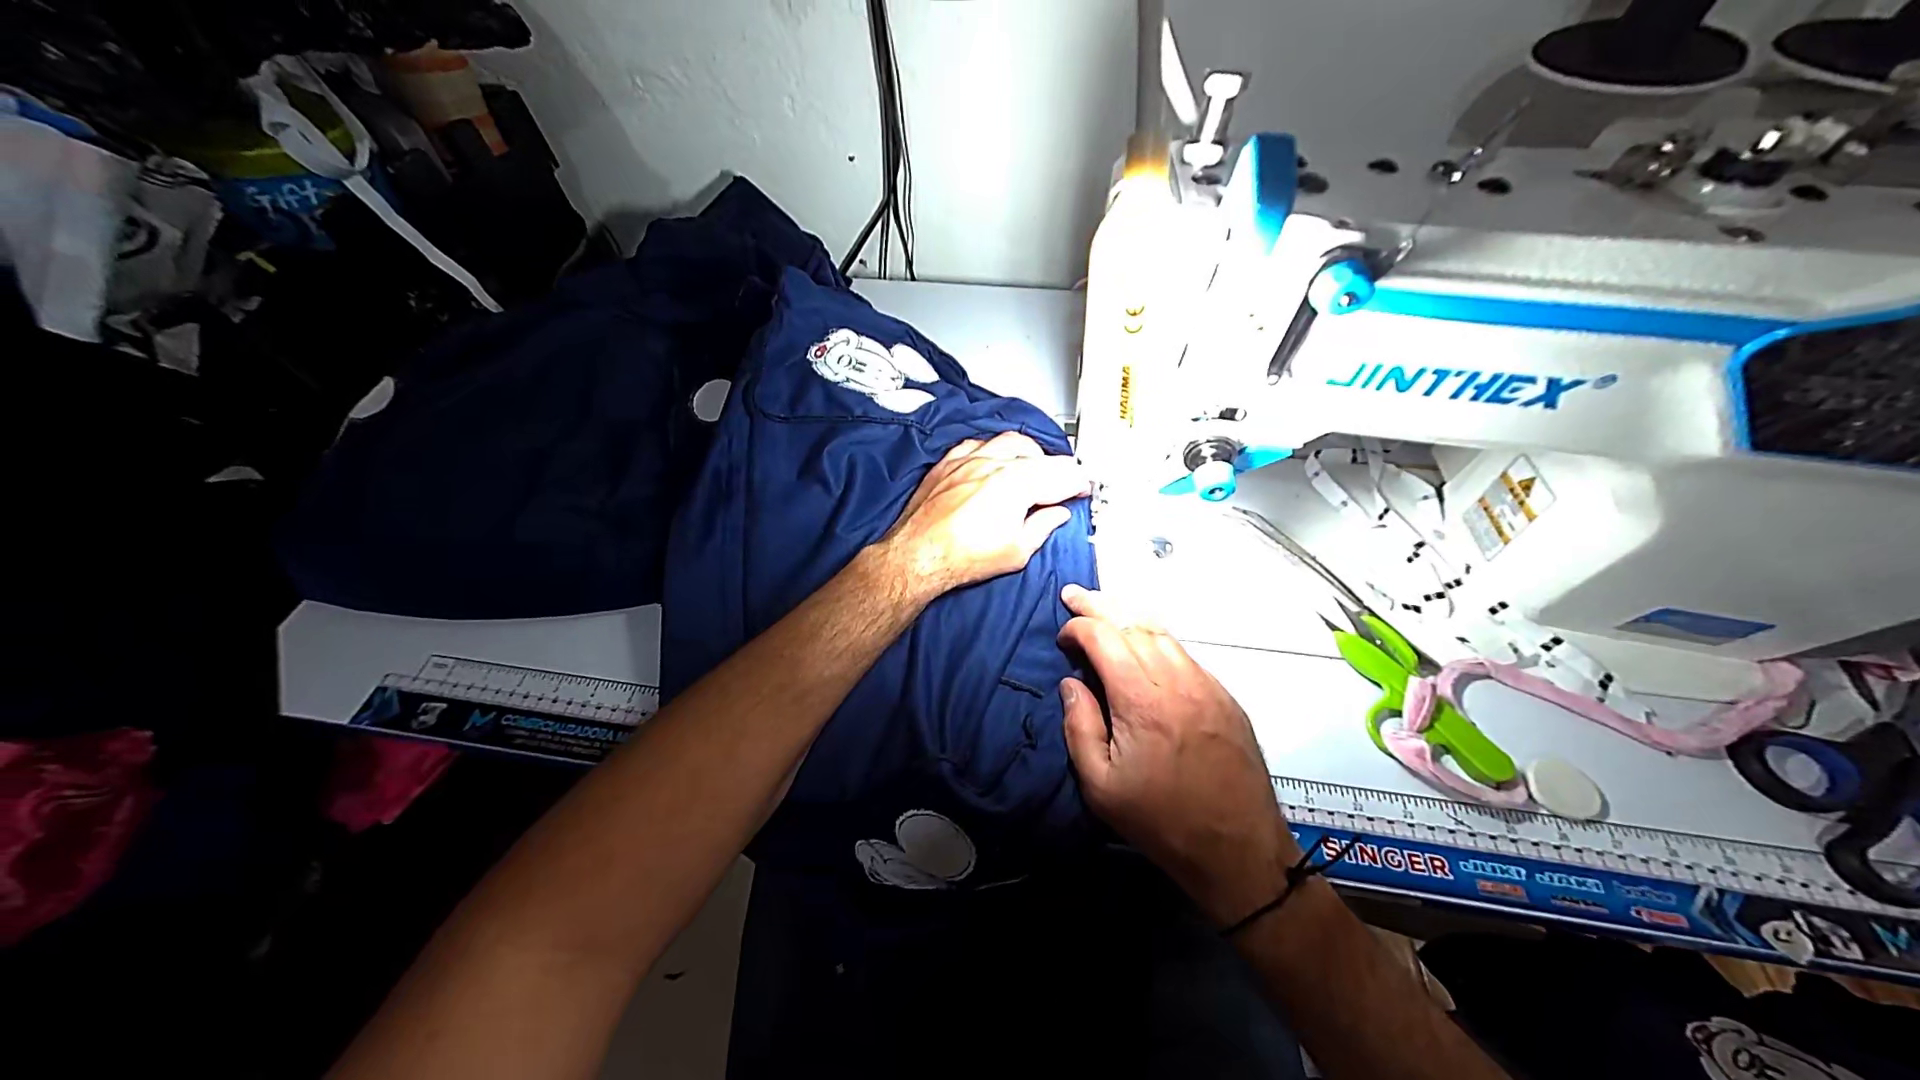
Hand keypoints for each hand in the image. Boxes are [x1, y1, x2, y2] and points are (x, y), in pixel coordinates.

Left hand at [874, 432, 1090, 598]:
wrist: (918, 555)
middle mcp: (994, 464)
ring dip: (1028, 453)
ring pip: (1009, 442)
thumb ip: (1042, 527)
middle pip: (1039, 455)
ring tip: (1034, 468)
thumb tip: (1056, 515)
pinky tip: (995, 460)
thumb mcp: (1017, 551)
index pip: (1061, 475)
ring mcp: (969, 460)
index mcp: (1018, 483)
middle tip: (1063, 483)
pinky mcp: (948, 464)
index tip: (1083, 489)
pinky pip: (977, 444)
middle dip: (1057, 468)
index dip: (1078, 482)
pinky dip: (993, 450)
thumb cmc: (960, 556)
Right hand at [1057, 585, 1300, 924]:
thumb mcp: (1100, 785)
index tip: (1062, 638)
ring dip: (1130, 620)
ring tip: (1106, 615)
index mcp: (1142, 699)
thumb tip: (1071, 683)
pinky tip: (1145, 648)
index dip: (1077, 628)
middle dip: (1100, 605)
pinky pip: (1186, 654)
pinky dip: (1157, 641)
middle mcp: (1177, 681)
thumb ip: (1079, 726)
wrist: (1237, 850)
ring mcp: (1207, 686)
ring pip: (1163, 634)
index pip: (1104, 638)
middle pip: (1134, 624)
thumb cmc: (1161, 822)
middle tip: (1074, 595)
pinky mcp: (1225, 698)